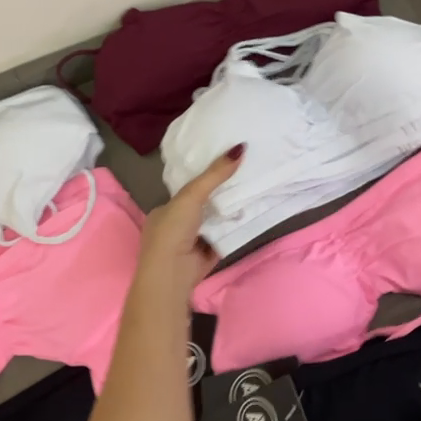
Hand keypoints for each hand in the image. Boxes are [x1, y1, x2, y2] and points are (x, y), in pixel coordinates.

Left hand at [134, 143, 242, 296]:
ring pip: (215, 220)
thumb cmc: (173, 230)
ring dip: (231, 211)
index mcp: (165, 210)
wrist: (172, 273)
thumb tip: (241, 147)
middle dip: (222, 194)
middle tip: (247, 174)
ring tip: (255, 189)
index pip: (187, 189)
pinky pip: (225, 236)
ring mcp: (192, 241)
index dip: (206, 177)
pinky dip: (236, 228)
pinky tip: (253, 213)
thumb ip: (214, 174)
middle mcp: (177, 225)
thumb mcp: (192, 195)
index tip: (227, 164)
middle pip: (204, 204)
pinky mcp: (208, 254)